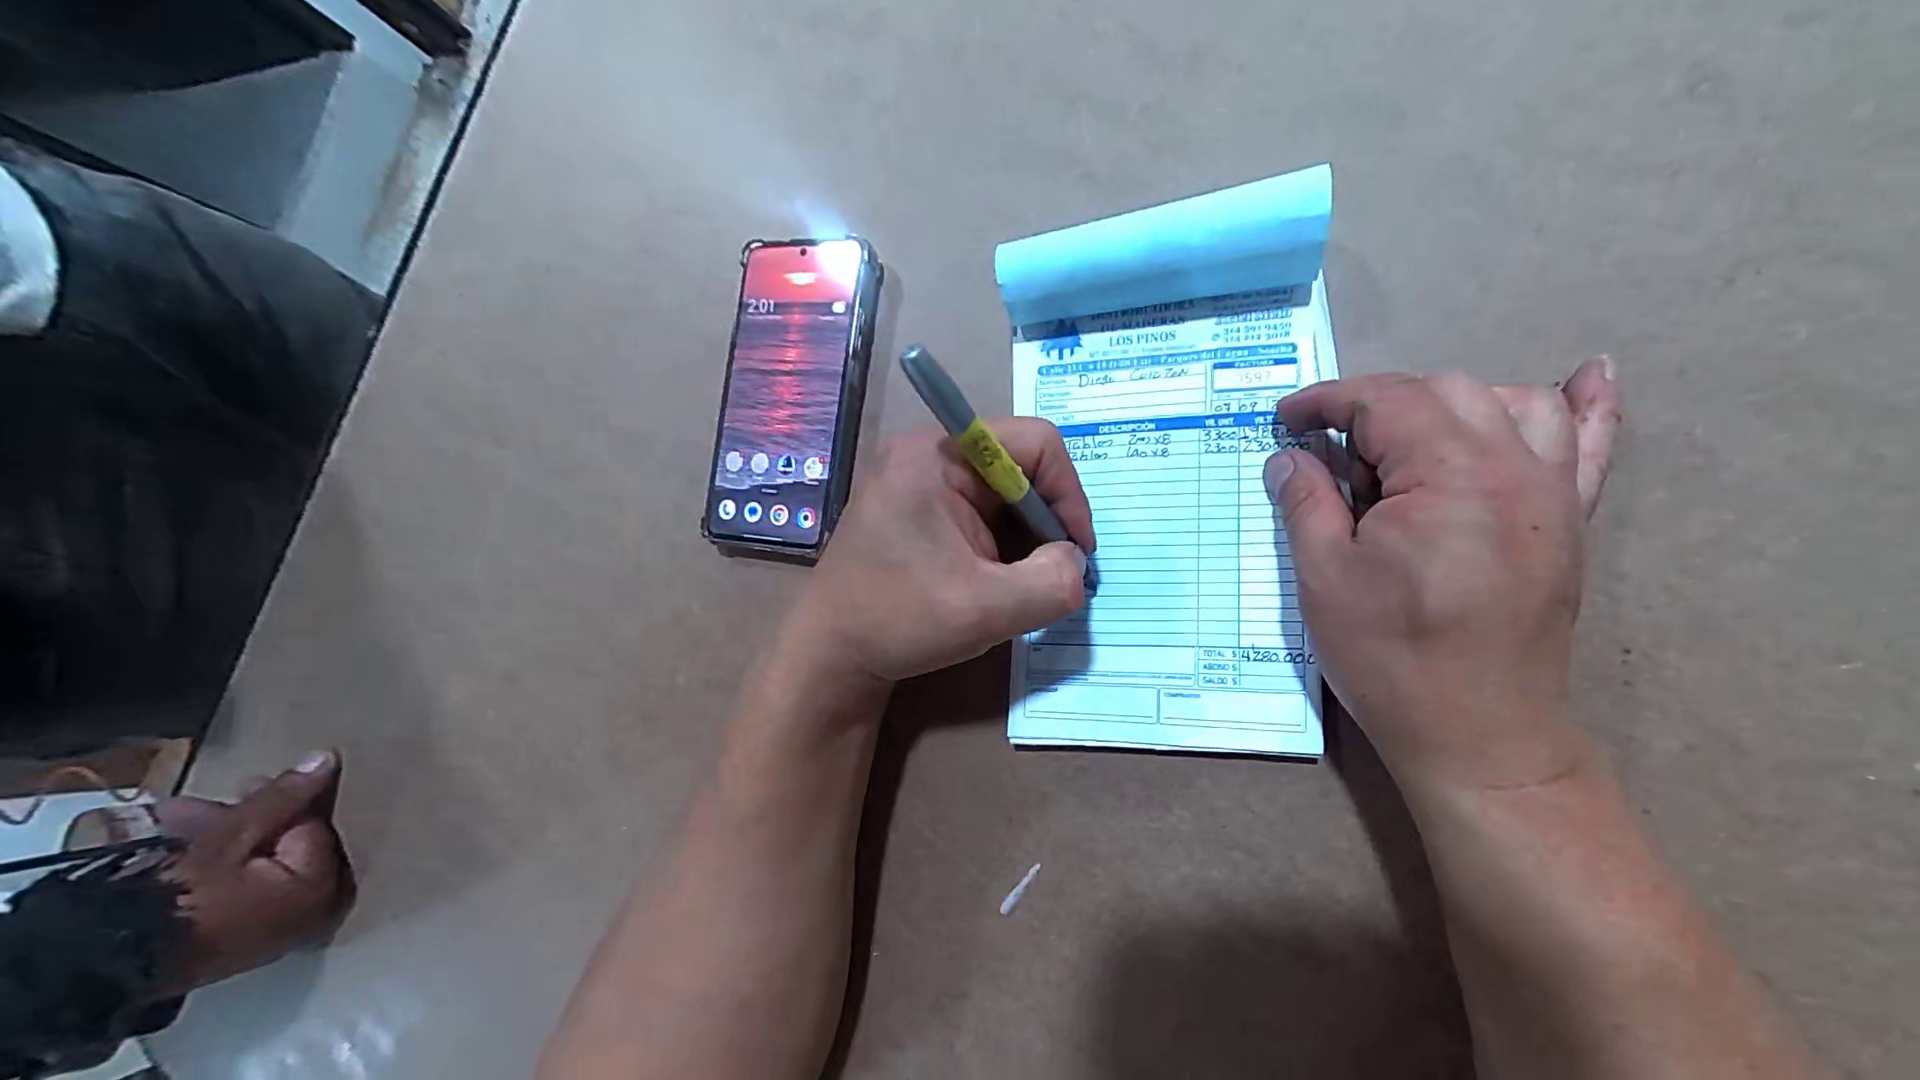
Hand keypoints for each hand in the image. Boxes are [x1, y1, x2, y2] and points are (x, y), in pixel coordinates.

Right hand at [155, 750, 355, 991]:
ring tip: (168, 819)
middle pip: (283, 845)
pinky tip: (173, 851)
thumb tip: (327, 758)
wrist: (101, 971)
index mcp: (322, 886)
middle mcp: (312, 912)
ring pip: (255, 866)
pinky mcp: (236, 945)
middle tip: (198, 804)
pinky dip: (214, 869)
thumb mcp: (231, 838)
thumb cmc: (180, 898)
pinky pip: (239, 892)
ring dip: (218, 839)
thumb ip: (282, 797)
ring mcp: (274, 932)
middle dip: (241, 818)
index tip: (247, 780)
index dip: (279, 800)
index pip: (312, 825)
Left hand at [790, 418, 1095, 684]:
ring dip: (1025, 541)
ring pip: (1005, 496)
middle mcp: (928, 454)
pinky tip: (995, 584)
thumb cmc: (898, 621)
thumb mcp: (987, 608)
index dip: (1068, 494)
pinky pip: (982, 514)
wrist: (832, 654)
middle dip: (1046, 524)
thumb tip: (1075, 562)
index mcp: (937, 454)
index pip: (1035, 443)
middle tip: (1052, 576)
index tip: (1075, 552)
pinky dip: (1003, 548)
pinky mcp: (920, 510)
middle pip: (1021, 468)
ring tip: (1020, 587)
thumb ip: (1052, 582)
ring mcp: (921, 481)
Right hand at [1268, 359, 1620, 793]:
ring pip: (1511, 403)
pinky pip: (1591, 444)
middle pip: (1445, 392)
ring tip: (1401, 438)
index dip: (1327, 401)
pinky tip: (1586, 375)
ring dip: (1447, 403)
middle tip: (1327, 445)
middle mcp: (1513, 469)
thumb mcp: (1323, 577)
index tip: (1285, 418)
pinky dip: (1586, 403)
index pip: (1386, 401)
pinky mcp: (1569, 522)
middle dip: (1374, 403)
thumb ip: (1305, 502)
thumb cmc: (1388, 656)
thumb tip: (1288, 457)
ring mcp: (1552, 493)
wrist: (1478, 733)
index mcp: (1448, 479)